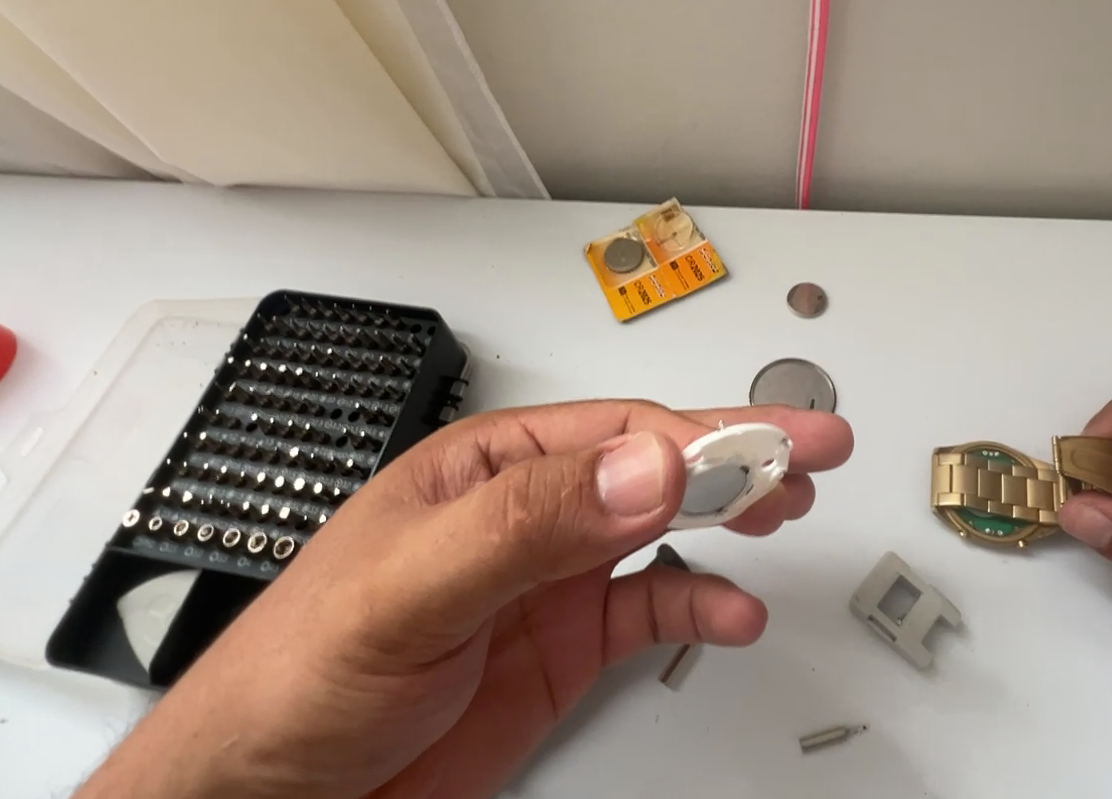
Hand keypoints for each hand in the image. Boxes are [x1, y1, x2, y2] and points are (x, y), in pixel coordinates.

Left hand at [78, 400, 853, 798]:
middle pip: (652, 465)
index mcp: (491, 466)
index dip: (705, 436)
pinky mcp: (563, 643)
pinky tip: (734, 610)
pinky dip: (698, 601)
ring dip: (728, 515)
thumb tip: (648, 468)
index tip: (775, 446)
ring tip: (789, 510)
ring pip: (662, 527)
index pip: (620, 434)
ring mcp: (552, 576)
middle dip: (736, 455)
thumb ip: (532, 522)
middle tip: (811, 450)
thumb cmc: (300, 678)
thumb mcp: (414, 587)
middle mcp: (531, 509)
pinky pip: (648, 606)